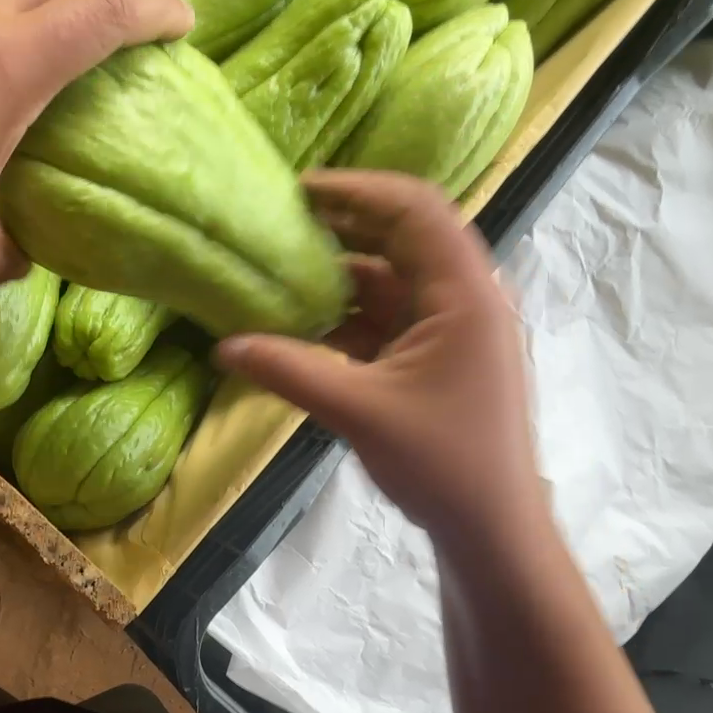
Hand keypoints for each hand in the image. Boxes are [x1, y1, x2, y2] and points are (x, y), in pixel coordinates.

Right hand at [216, 171, 541, 546]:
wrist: (489, 523)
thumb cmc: (441, 460)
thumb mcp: (359, 411)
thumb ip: (290, 371)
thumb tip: (224, 346)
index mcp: (465, 293)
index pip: (415, 210)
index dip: (358, 189)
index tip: (300, 189)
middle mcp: (464, 298)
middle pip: (401, 241)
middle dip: (342, 230)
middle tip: (280, 225)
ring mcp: (450, 331)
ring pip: (389, 285)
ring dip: (338, 282)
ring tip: (279, 277)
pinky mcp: (434, 360)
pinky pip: (385, 323)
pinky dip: (346, 321)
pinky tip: (301, 329)